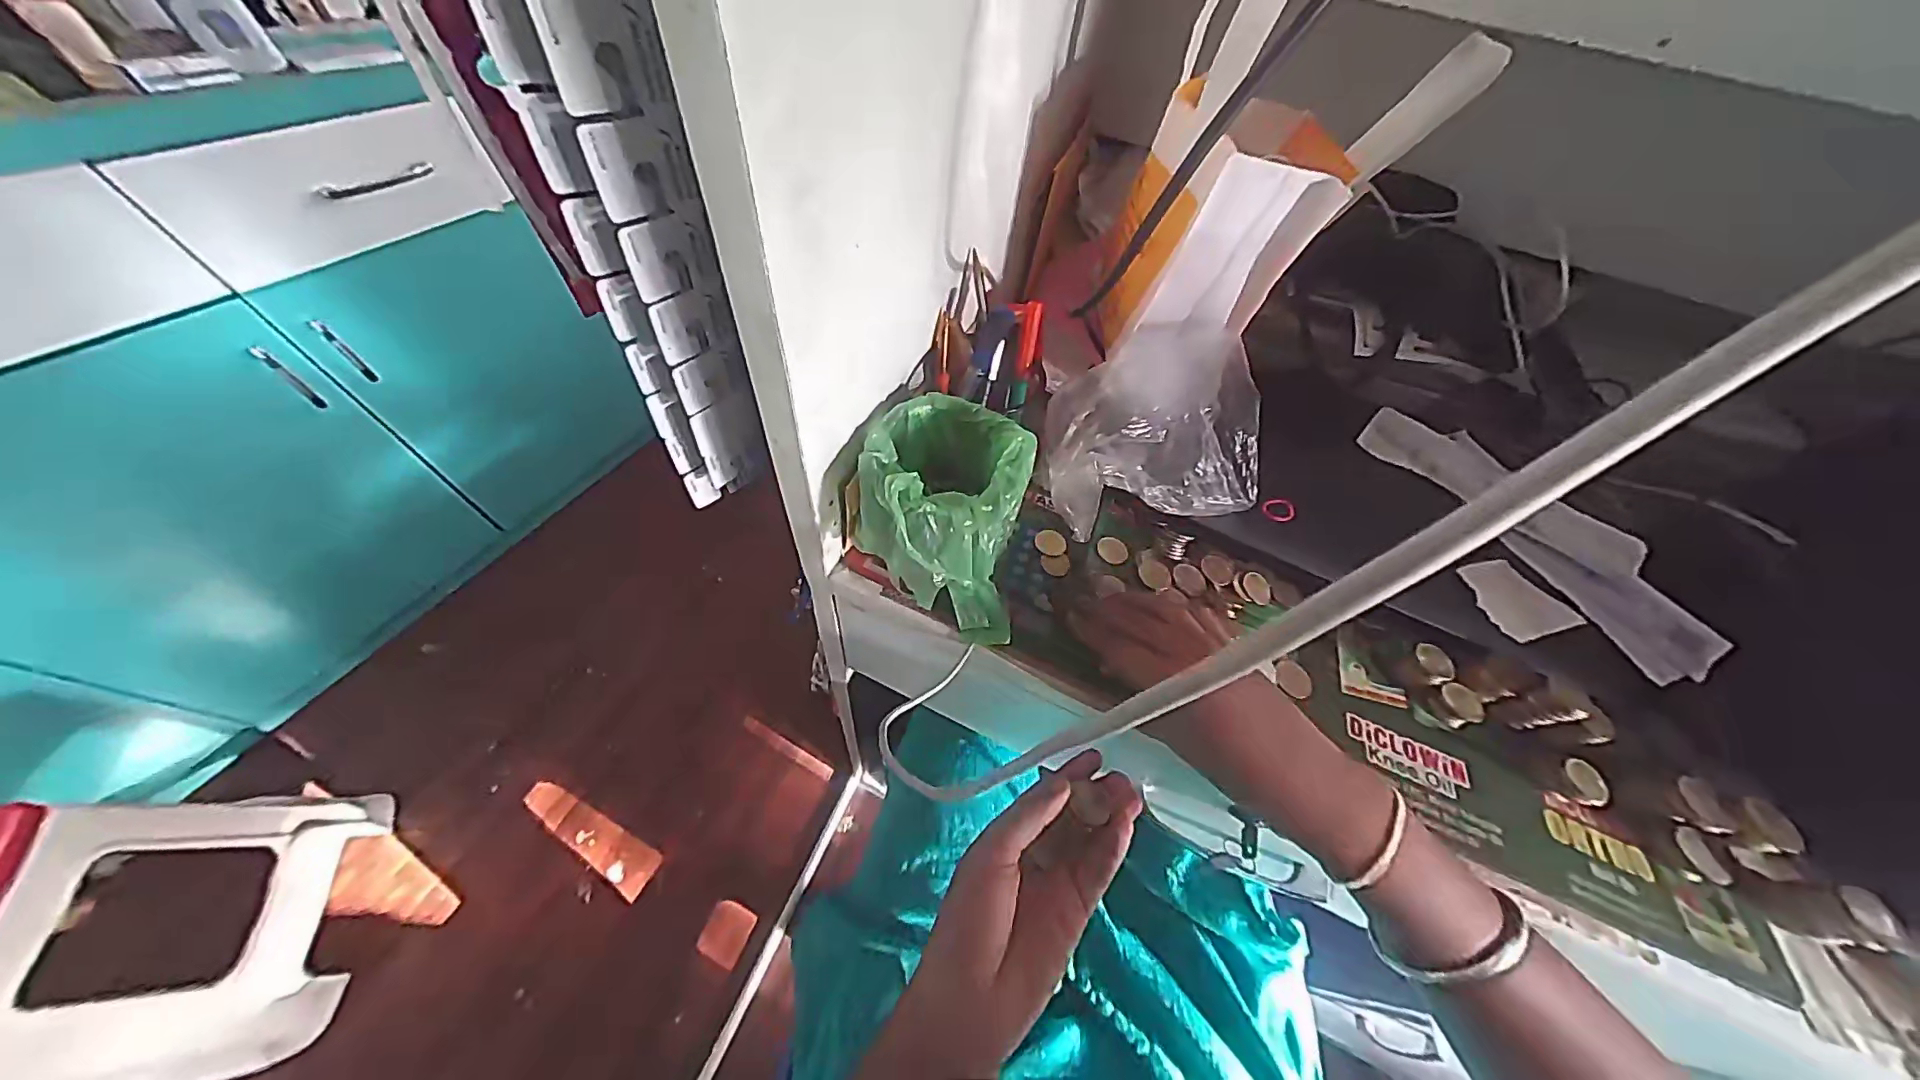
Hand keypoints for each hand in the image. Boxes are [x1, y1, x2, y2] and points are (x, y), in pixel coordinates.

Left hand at [856, 750, 1142, 1078]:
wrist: (972, 996)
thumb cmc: (969, 918)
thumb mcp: (990, 855)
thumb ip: (1027, 818)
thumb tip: (1062, 785)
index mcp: (1007, 837)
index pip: (1044, 799)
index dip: (1068, 776)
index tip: (1093, 757)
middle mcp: (1034, 855)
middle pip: (1072, 816)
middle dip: (1095, 795)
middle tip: (1120, 778)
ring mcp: (1058, 882)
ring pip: (1090, 840)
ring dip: (1110, 817)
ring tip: (1131, 795)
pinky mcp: (1078, 910)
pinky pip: (1099, 871)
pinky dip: (1113, 848)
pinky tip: (1126, 827)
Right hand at [1064, 591, 1288, 752]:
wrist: (1300, 774)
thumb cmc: (1234, 770)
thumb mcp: (1177, 740)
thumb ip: (1143, 703)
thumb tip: (1116, 675)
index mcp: (1173, 681)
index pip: (1120, 646)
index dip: (1092, 631)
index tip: (1072, 618)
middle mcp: (1194, 653)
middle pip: (1143, 619)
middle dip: (1109, 608)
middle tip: (1085, 601)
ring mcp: (1218, 645)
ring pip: (1171, 609)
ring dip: (1140, 600)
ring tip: (1117, 598)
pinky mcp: (1237, 646)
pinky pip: (1200, 614)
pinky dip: (1177, 605)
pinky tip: (1166, 606)